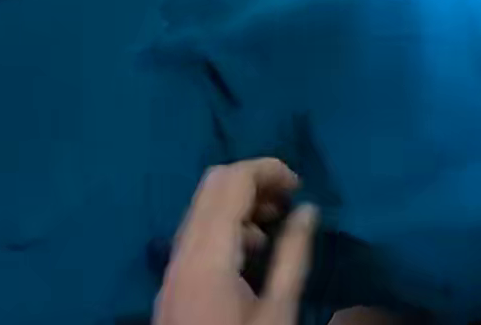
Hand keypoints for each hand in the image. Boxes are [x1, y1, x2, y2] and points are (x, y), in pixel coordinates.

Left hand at [156, 159, 319, 324]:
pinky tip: (251, 253)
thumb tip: (307, 208)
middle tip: (287, 200)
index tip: (300, 187)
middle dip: (255, 180)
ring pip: (204, 204)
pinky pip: (198, 230)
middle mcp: (182, 254)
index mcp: (207, 256)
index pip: (233, 180)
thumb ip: (293, 253)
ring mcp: (172, 270)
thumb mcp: (278, 313)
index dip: (269, 170)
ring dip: (241, 200)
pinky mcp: (173, 286)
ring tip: (274, 226)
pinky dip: (227, 222)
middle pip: (214, 183)